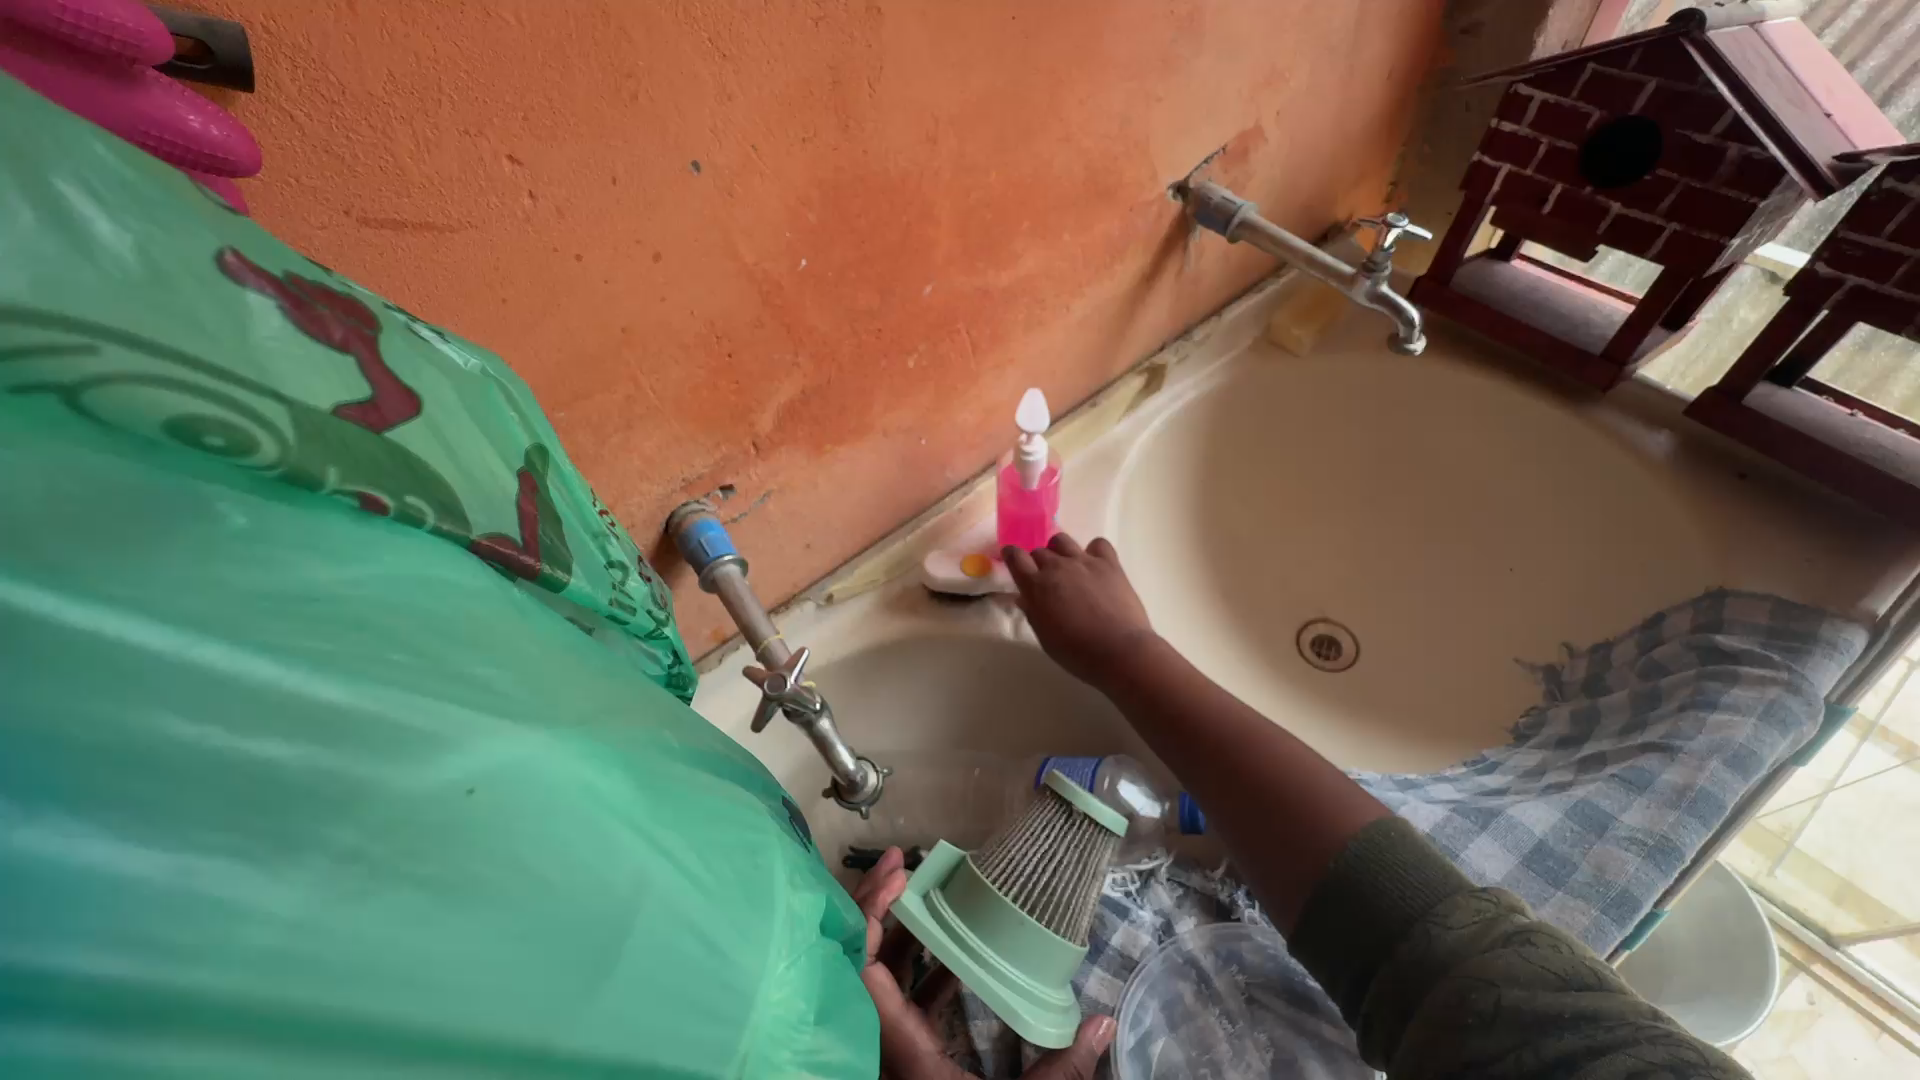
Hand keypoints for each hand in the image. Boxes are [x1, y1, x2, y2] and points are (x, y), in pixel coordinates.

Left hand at [851, 847, 1114, 1079]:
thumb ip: (1062, 1071)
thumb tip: (1105, 1021)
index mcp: (899, 1052)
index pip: (865, 970)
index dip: (873, 915)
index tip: (898, 875)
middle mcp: (882, 1047)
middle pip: (862, 962)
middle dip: (878, 906)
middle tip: (902, 862)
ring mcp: (889, 1053)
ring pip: (879, 979)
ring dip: (898, 931)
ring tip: (921, 888)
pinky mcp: (901, 1059)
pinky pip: (898, 1001)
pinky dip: (917, 967)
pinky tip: (948, 948)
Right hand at [1003, 534, 1159, 689]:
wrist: (1119, 651)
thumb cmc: (1076, 652)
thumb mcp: (1044, 636)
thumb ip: (1033, 612)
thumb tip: (1024, 597)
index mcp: (1036, 586)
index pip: (1015, 557)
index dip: (1011, 555)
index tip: (1012, 558)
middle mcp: (1057, 567)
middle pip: (1039, 551)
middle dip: (1038, 561)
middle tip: (1046, 578)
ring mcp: (1084, 562)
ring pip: (1062, 540)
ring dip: (1059, 551)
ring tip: (1067, 566)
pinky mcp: (1109, 563)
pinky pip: (1098, 544)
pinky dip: (1094, 551)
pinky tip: (1095, 565)